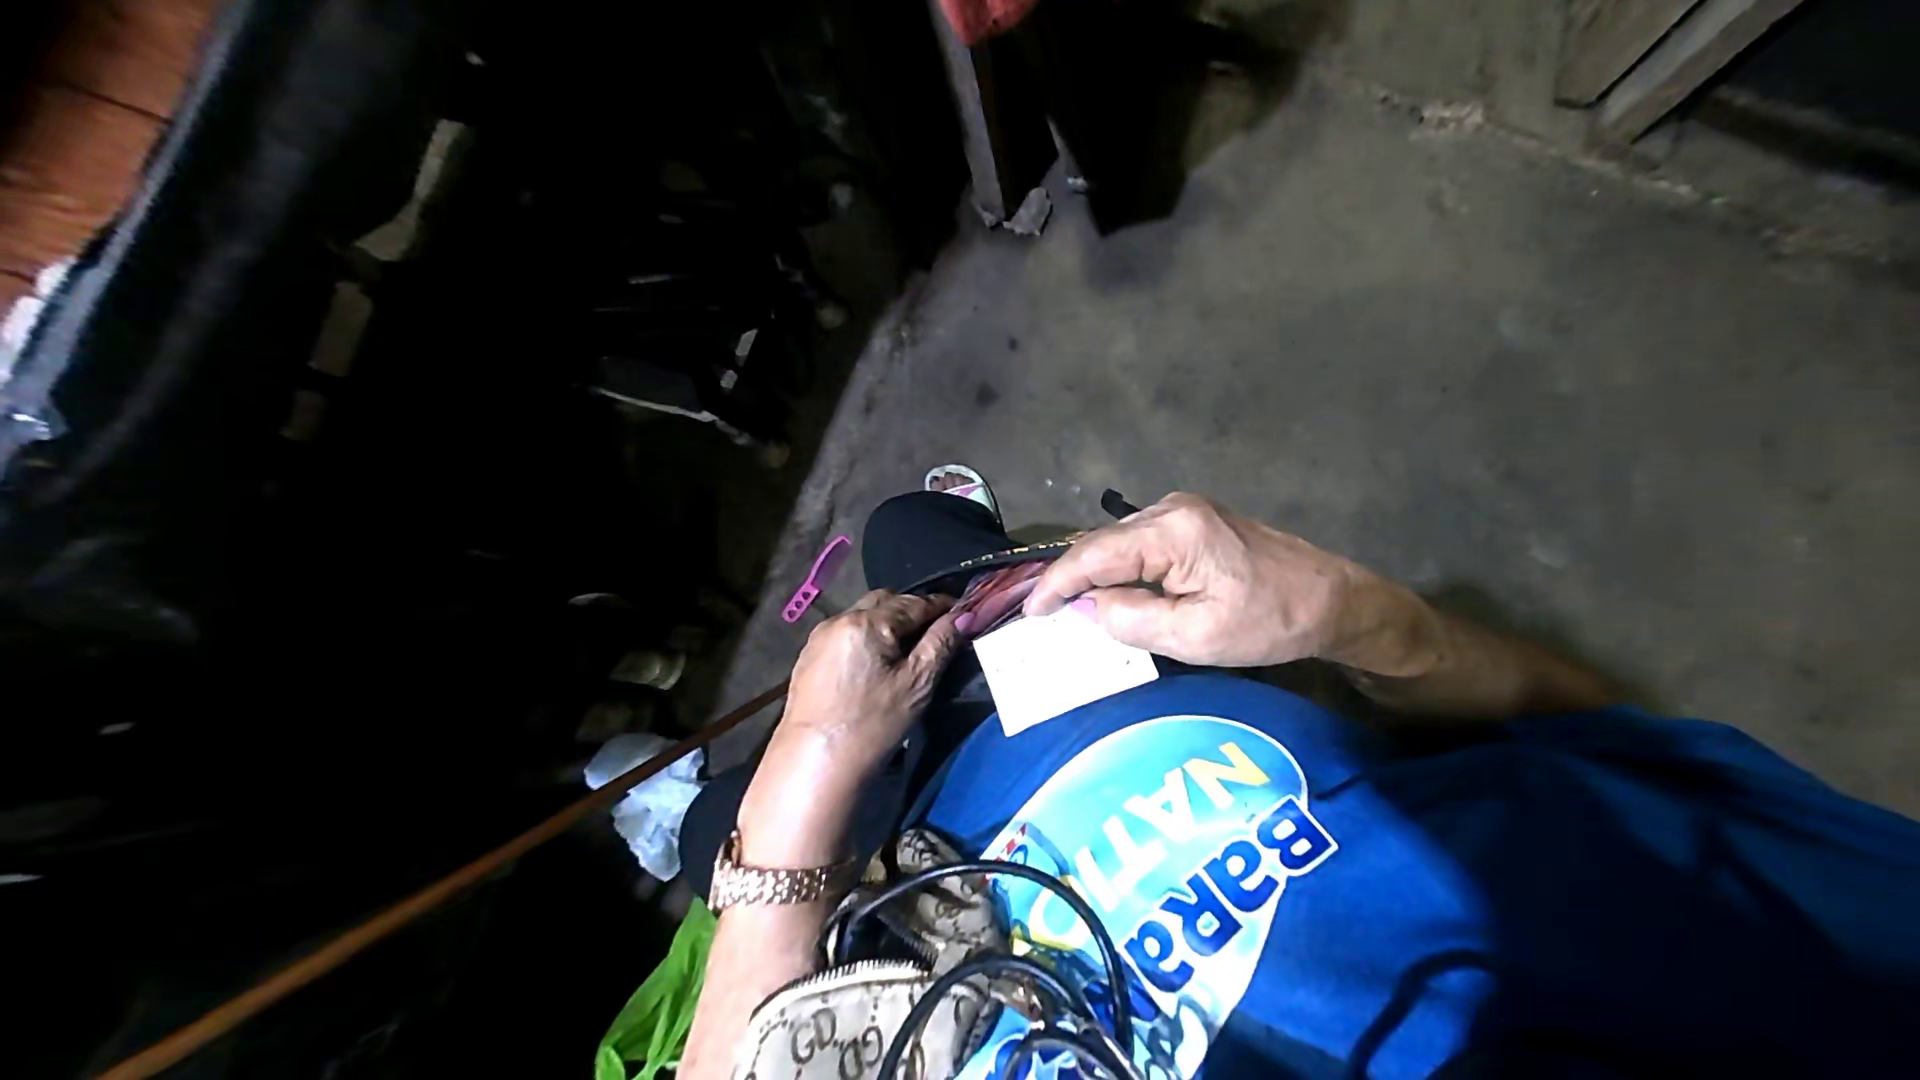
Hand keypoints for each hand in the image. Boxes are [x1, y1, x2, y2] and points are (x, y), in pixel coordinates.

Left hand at [738, 590, 960, 864]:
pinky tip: (876, 662)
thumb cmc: (872, 724)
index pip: (913, 602)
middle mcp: (839, 619)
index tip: (963, 612)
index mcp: (867, 622)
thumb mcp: (917, 684)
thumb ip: (941, 643)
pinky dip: (867, 637)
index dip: (941, 605)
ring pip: (863, 615)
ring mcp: (819, 638)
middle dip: (912, 609)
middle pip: (885, 601)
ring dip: (888, 622)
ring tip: (907, 648)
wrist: (814, 764)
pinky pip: (846, 633)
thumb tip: (965, 614)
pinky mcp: (809, 658)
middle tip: (936, 630)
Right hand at [1025, 493, 1439, 673]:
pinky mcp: (1191, 520)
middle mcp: (1170, 508)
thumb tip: (1086, 606)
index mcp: (1173, 532)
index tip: (1030, 612)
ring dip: (1096, 576)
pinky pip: (1138, 544)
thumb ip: (1130, 619)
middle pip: (1101, 544)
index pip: (1093, 555)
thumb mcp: (1195, 638)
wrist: (1334, 599)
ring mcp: (1182, 509)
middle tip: (1047, 616)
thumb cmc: (1270, 622)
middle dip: (1072, 580)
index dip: (1056, 583)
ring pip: (1117, 544)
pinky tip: (1115, 593)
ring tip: (1075, 610)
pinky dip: (1120, 569)